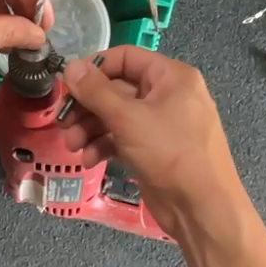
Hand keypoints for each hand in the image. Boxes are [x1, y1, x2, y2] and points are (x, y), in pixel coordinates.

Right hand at [58, 47, 243, 211]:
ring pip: (115, 115)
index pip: (125, 57)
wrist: (202, 209)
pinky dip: (103, 145)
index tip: (67, 85)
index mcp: (171, 77)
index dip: (94, 68)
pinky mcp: (153, 149)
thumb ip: (95, 91)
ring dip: (89, 128)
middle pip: (116, 88)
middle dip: (86, 106)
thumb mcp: (128, 119)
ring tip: (72, 146)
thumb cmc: (171, 154)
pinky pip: (122, 137)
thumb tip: (70, 66)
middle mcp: (167, 95)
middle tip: (63, 121)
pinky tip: (88, 160)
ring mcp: (160, 124)